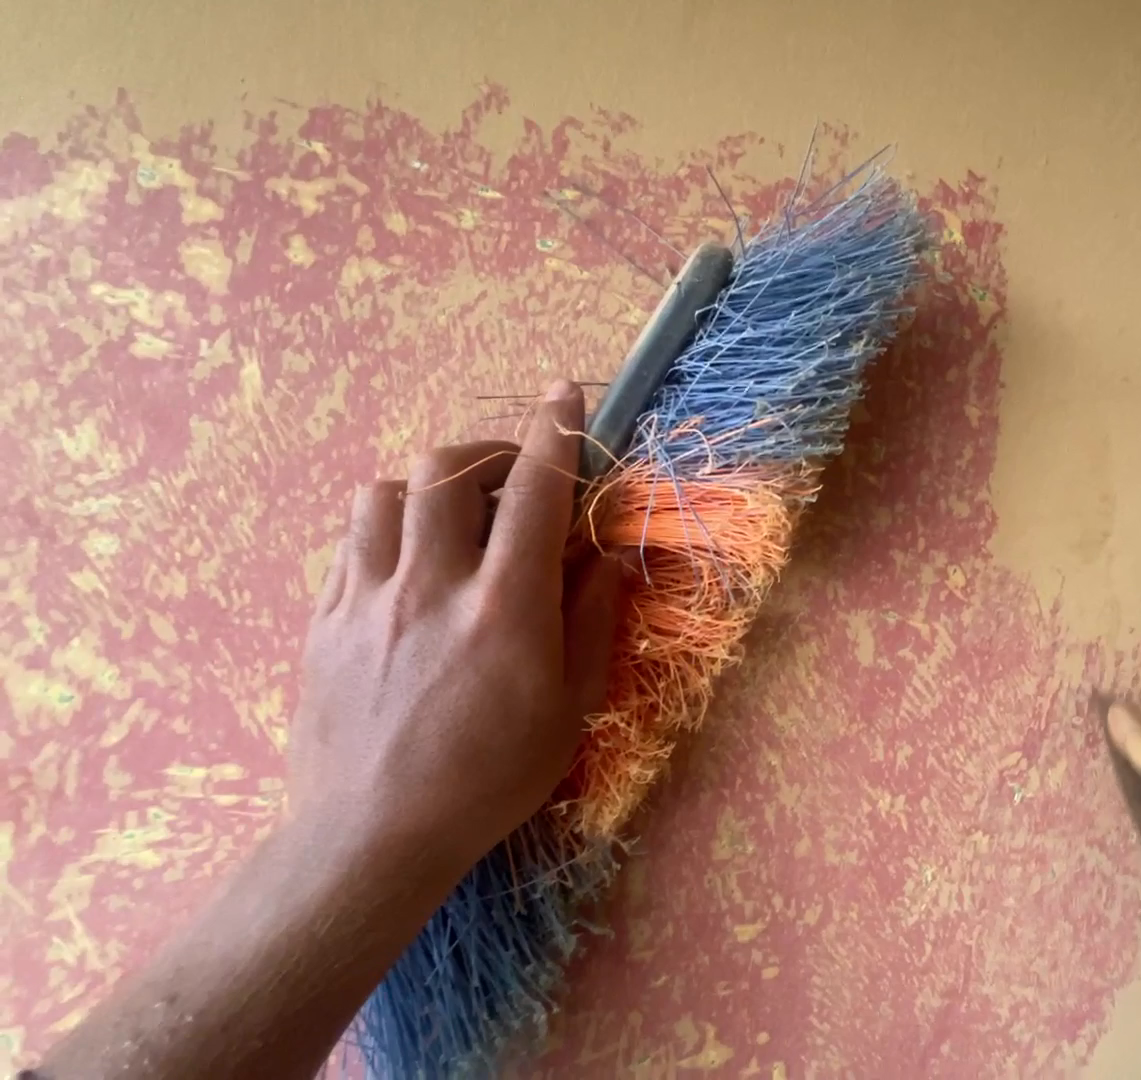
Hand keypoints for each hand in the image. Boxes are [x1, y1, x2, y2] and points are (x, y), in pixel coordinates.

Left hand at [292, 378, 621, 878]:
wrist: (374, 835)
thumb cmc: (495, 772)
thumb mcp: (572, 702)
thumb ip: (593, 616)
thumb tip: (613, 555)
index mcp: (505, 605)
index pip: (536, 491)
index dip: (556, 432)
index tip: (566, 393)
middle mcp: (432, 583)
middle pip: (447, 470)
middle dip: (491, 451)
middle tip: (518, 474)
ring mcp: (366, 598)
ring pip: (386, 493)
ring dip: (433, 484)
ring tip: (460, 514)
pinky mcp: (322, 619)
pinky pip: (351, 539)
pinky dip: (390, 524)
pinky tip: (413, 558)